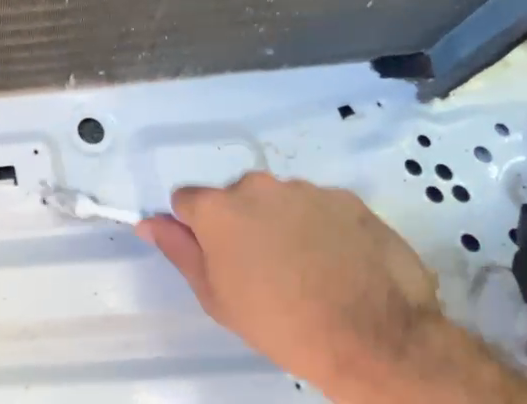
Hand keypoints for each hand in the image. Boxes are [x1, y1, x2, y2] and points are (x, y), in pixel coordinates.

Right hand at [137, 172, 483, 400]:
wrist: (378, 340)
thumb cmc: (283, 324)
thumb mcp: (217, 297)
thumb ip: (179, 251)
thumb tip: (148, 222)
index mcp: (217, 207)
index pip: (188, 202)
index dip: (199, 230)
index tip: (221, 259)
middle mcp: (257, 186)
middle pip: (237, 198)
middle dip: (245, 224)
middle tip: (266, 270)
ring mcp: (306, 190)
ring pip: (281, 202)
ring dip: (285, 224)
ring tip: (310, 270)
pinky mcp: (349, 199)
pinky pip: (323, 208)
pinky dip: (325, 229)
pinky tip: (341, 265)